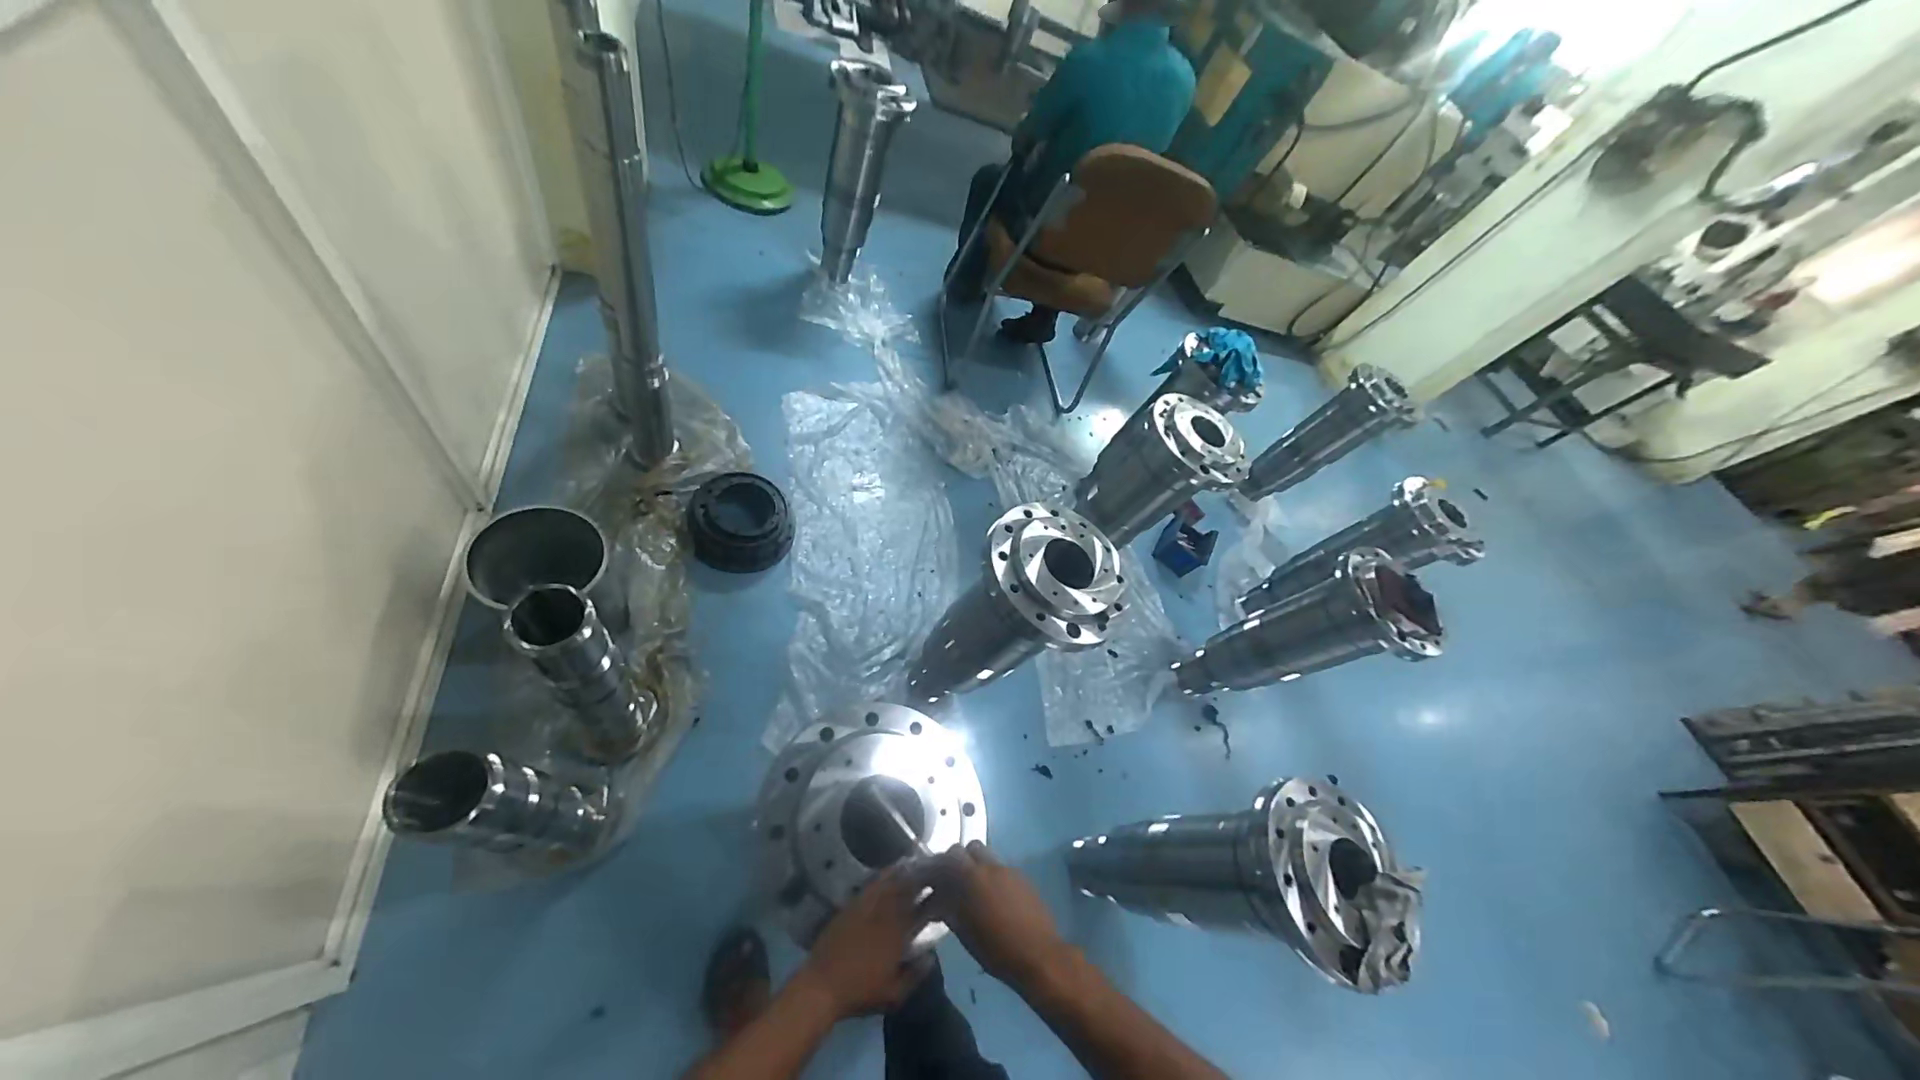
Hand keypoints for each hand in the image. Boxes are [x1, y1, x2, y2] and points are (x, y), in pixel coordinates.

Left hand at [796, 868, 931, 1018]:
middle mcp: (883, 916)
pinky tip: (886, 874)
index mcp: (897, 935)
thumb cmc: (860, 993)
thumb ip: (915, 975)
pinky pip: (870, 887)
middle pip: (905, 890)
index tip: (943, 891)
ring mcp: (865, 908)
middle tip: (930, 869)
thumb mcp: (893, 995)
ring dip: (902, 872)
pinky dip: (881, 877)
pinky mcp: (850, 907)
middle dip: (920, 878)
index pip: (920, 911)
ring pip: (888, 883)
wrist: (821, 986)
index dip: (932, 899)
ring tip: (912, 864)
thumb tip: (931, 955)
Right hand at [924, 841, 1068, 990]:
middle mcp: (990, 866)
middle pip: (966, 849)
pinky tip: (991, 898)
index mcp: (972, 877)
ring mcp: (1008, 870)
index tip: (928, 881)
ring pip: (984, 855)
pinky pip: (999, 867)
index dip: (934, 867)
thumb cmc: (996, 949)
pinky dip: (989, 875)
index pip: (946, 858)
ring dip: (973, 865)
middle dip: (955, 861)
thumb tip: (937, 900)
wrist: (1038, 955)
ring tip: (970, 890)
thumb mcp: (964, 932)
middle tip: (949, 883)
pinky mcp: (1022, 878)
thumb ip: (948, 908)